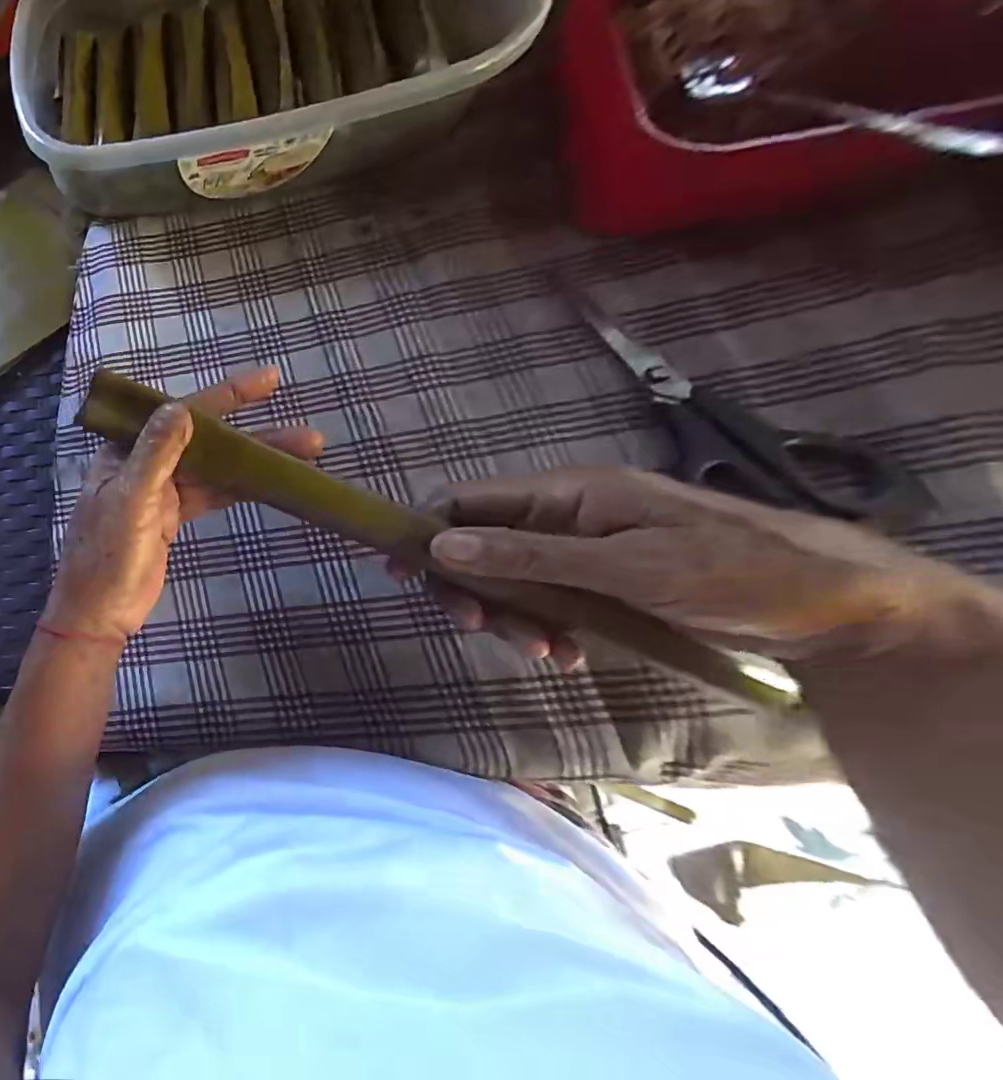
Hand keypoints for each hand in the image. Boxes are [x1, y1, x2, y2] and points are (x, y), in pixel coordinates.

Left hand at [44, 367, 324, 643]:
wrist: (99, 612)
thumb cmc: (106, 556)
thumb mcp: (129, 501)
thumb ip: (154, 455)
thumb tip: (180, 408)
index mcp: (125, 452)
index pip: (179, 413)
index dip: (224, 395)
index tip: (267, 380)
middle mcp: (143, 465)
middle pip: (204, 440)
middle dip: (252, 433)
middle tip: (304, 431)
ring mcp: (159, 492)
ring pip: (213, 469)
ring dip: (254, 463)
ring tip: (304, 455)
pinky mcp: (170, 518)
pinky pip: (210, 494)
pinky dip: (238, 488)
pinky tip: (270, 482)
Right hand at [402, 466, 963, 665]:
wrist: (840, 609)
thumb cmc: (734, 571)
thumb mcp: (625, 565)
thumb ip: (527, 555)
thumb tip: (437, 546)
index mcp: (565, 493)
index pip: (466, 501)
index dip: (423, 531)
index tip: (400, 574)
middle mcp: (561, 516)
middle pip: (477, 547)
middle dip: (471, 589)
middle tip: (475, 627)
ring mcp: (577, 552)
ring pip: (506, 581)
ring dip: (510, 618)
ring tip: (546, 651)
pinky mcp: (594, 584)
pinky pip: (541, 603)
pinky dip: (542, 629)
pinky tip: (568, 654)